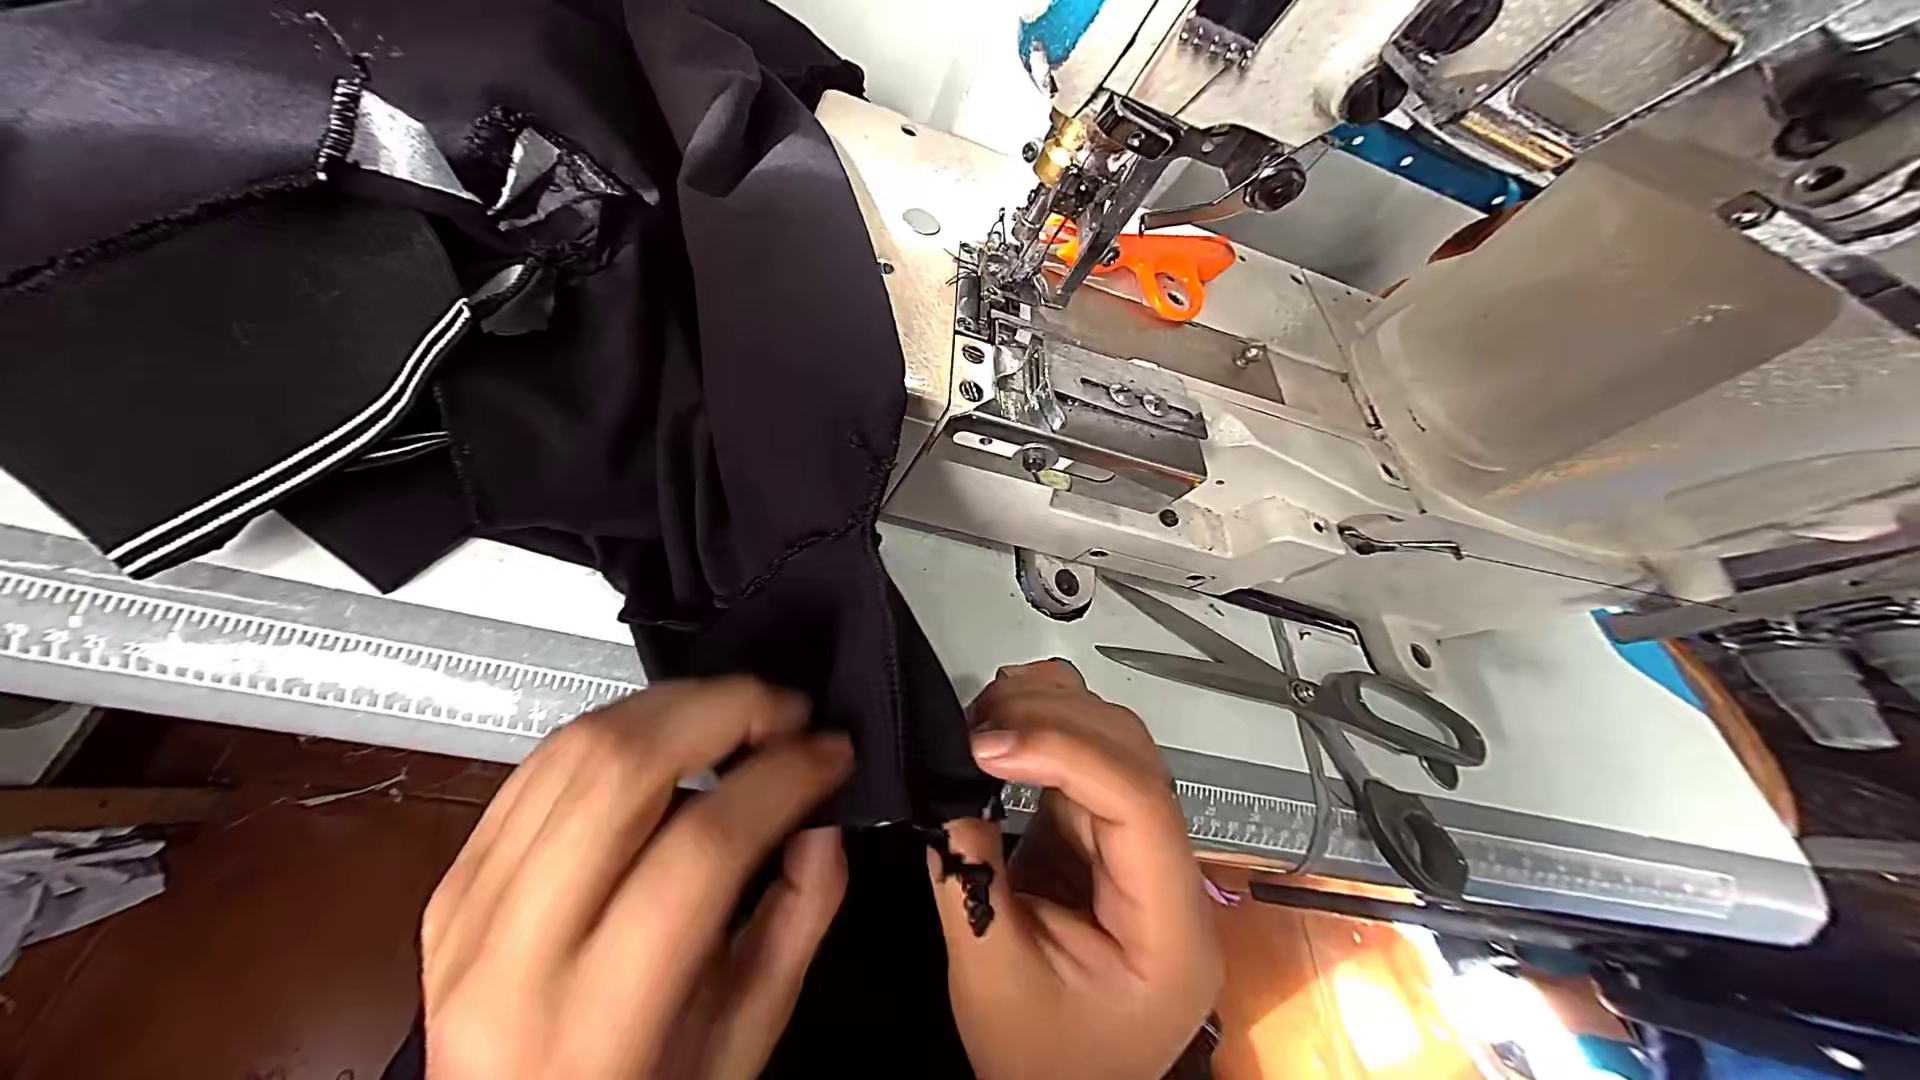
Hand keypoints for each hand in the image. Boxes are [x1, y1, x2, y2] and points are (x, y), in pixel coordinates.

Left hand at [420, 679, 853, 1079]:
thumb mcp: (740, 1040)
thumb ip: (797, 923)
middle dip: (726, 709)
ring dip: (678, 703)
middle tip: (787, 709)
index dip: (782, 778)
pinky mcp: (458, 873)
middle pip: (625, 769)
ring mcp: (470, 903)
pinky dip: (627, 722)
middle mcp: (511, 953)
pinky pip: (546, 758)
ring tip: (741, 710)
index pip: (703, 848)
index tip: (831, 751)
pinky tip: (674, 728)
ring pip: (581, 744)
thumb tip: (822, 820)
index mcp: (594, 1021)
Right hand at [928, 660, 1222, 1079]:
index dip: (1067, 753)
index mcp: (1169, 924)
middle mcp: (1170, 868)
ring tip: (987, 715)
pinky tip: (1007, 717)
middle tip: (979, 724)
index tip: (991, 745)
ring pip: (1113, 740)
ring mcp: (1139, 842)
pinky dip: (1045, 723)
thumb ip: (970, 883)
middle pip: (1133, 757)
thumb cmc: (1039, 1056)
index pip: (1138, 803)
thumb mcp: (993, 980)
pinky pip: (1085, 754)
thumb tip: (951, 792)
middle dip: (1054, 720)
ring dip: (1051, 710)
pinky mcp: (1103, 830)